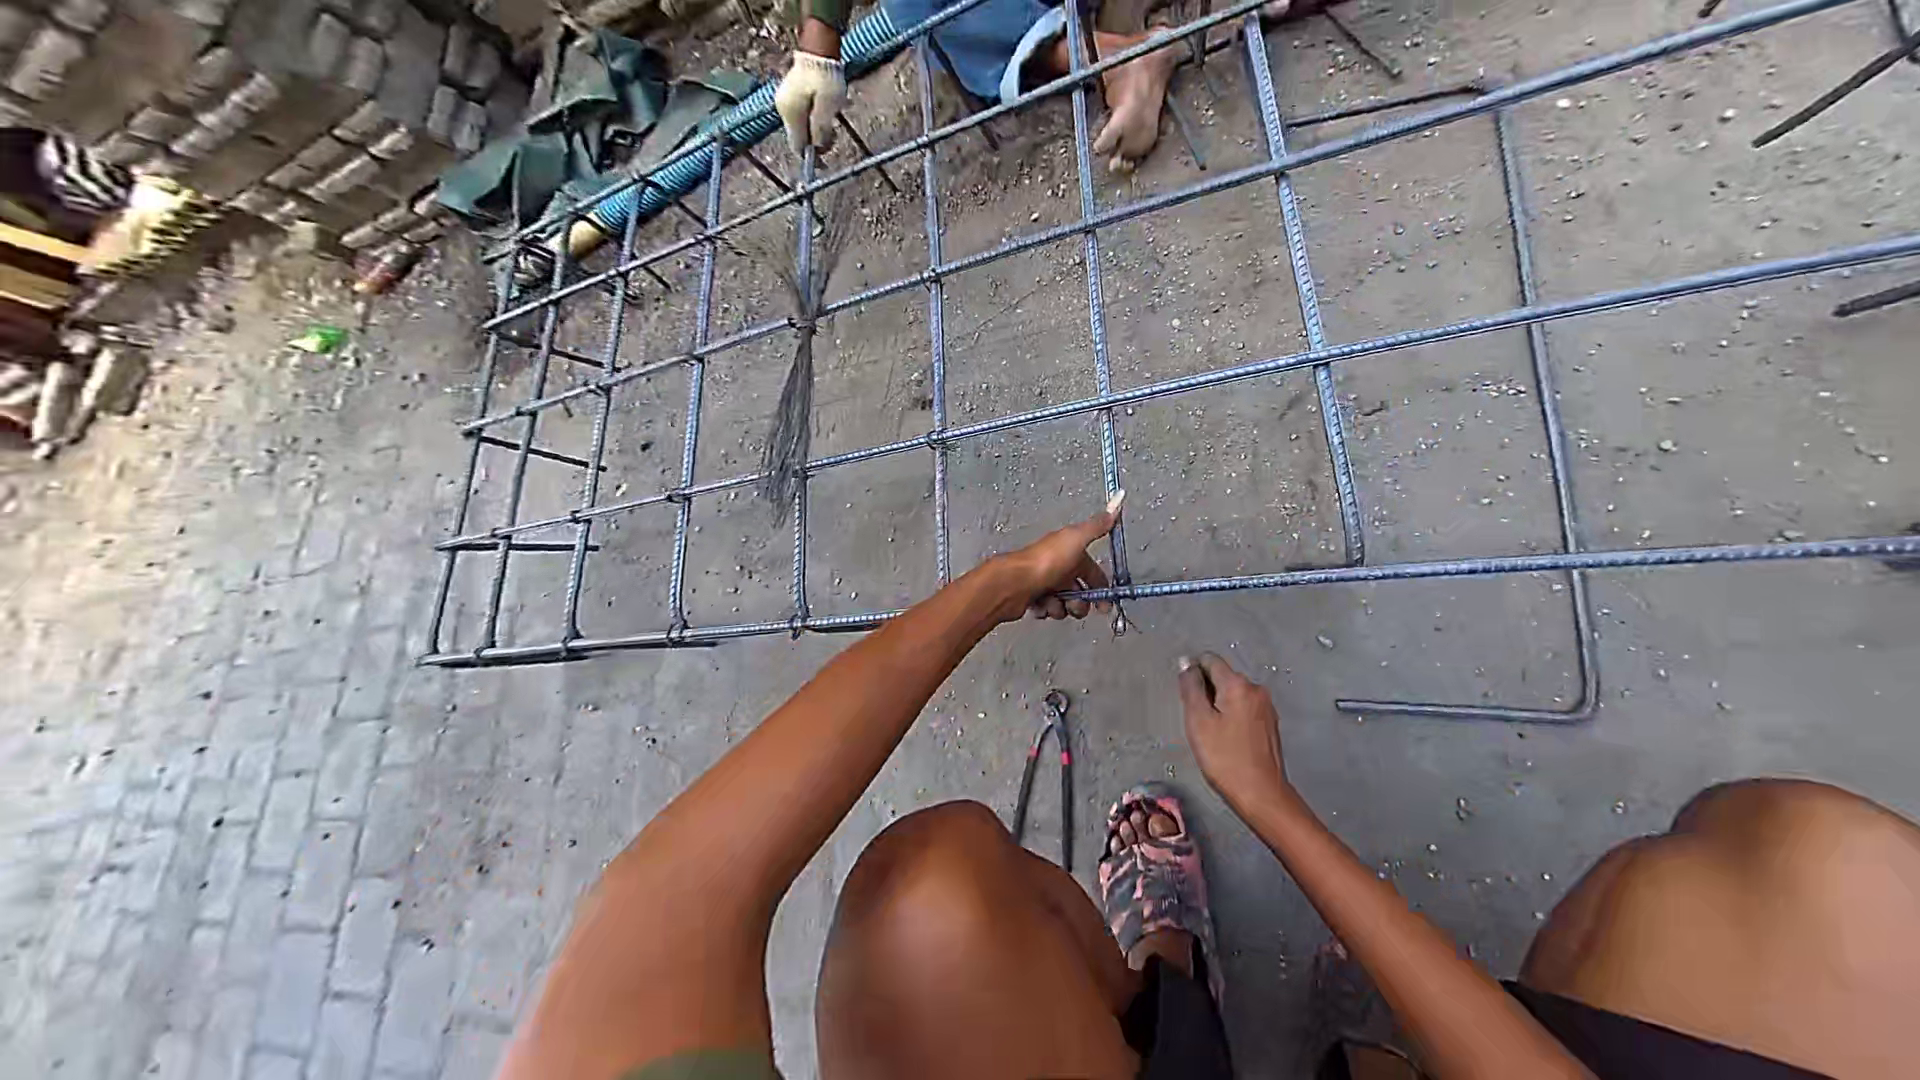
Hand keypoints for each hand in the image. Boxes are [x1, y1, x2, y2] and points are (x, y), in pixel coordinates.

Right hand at [774, 42, 846, 154]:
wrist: (820, 48)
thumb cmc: (825, 76)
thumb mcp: (828, 106)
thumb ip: (821, 129)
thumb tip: (817, 147)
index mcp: (790, 113)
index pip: (798, 146)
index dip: (811, 157)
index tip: (824, 163)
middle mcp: (784, 109)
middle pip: (800, 138)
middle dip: (816, 143)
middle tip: (833, 137)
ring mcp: (786, 102)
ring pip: (802, 128)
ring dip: (817, 131)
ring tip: (831, 122)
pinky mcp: (792, 96)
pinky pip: (803, 117)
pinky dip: (814, 120)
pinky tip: (824, 114)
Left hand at [981, 491, 1123, 623]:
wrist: (1014, 583)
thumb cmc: (1045, 562)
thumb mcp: (1076, 539)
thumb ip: (1097, 525)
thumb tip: (1117, 501)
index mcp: (1069, 553)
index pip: (1092, 572)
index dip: (1101, 587)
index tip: (1105, 604)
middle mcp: (1057, 567)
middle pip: (1078, 591)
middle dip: (1081, 603)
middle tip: (1075, 604)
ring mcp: (1043, 583)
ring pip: (1063, 604)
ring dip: (1062, 607)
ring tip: (1053, 602)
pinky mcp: (1030, 598)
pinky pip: (1045, 610)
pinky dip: (1044, 610)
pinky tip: (1038, 604)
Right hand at [1178, 653, 1294, 815]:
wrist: (1261, 794)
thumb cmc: (1224, 757)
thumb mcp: (1198, 720)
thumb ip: (1190, 687)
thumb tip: (1187, 664)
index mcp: (1238, 685)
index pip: (1210, 660)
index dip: (1193, 673)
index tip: (1186, 697)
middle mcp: (1256, 689)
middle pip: (1222, 676)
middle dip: (1206, 691)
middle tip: (1197, 719)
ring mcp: (1266, 707)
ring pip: (1232, 694)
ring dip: (1218, 705)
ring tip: (1211, 732)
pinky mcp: (1270, 724)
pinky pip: (1243, 708)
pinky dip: (1231, 716)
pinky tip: (1227, 739)